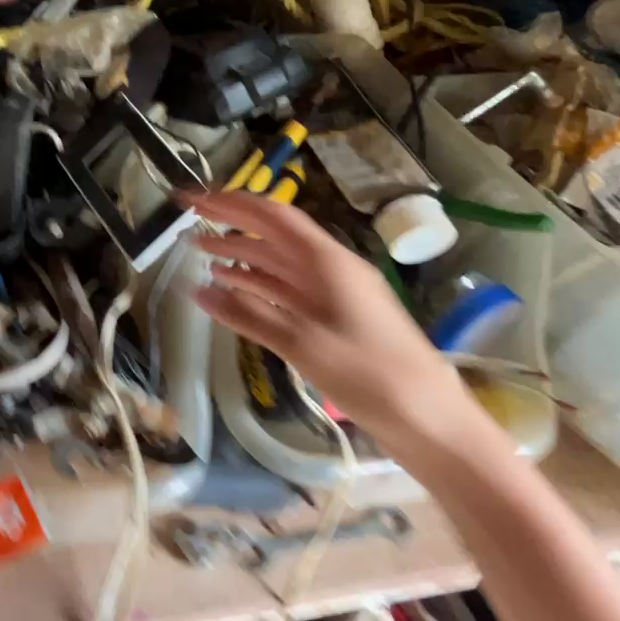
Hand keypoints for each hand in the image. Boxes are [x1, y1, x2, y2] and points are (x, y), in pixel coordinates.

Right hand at [184, 190, 476, 449]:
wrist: (431, 421)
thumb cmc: (370, 376)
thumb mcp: (303, 344)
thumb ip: (248, 316)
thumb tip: (198, 291)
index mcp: (327, 262)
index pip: (272, 216)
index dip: (230, 202)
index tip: (193, 199)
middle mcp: (330, 269)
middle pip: (273, 235)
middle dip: (230, 223)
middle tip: (188, 219)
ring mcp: (333, 294)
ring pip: (278, 263)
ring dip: (240, 255)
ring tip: (200, 254)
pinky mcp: (334, 319)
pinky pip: (287, 290)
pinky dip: (257, 286)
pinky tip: (232, 290)